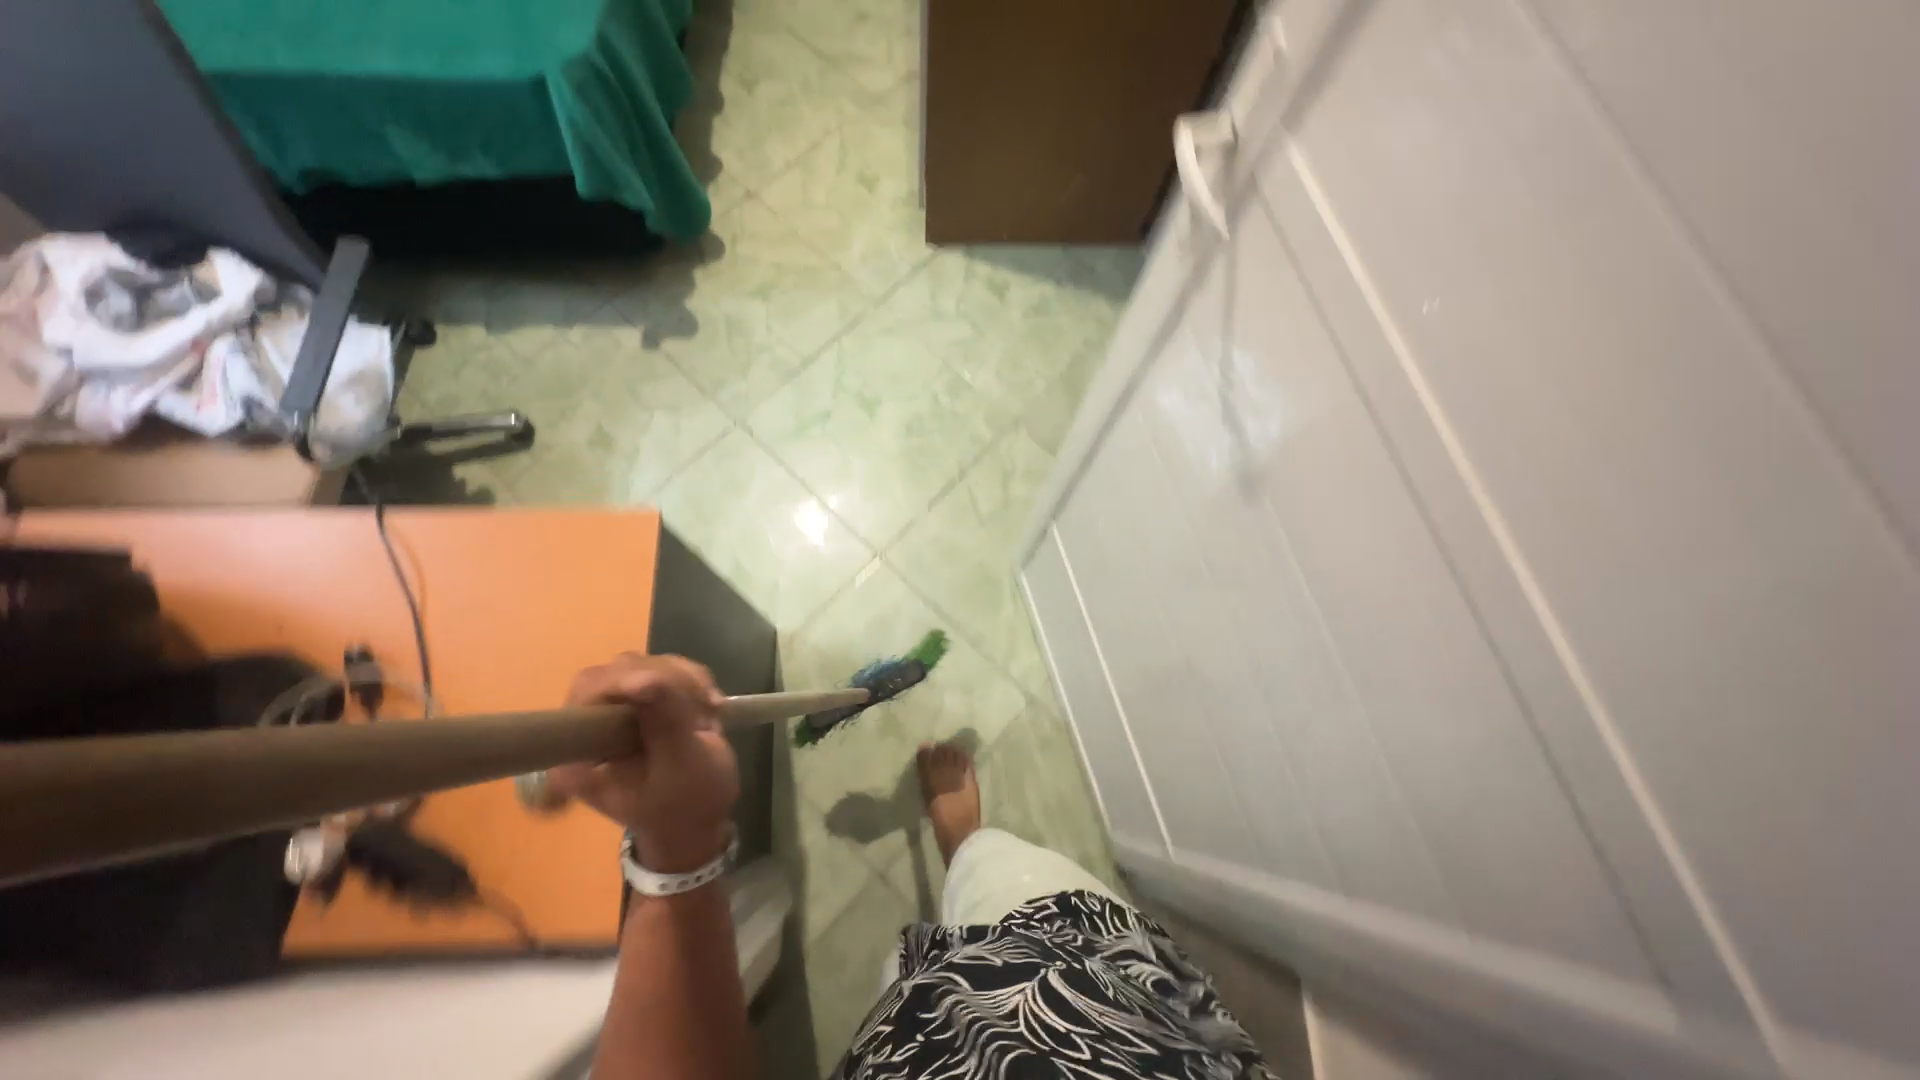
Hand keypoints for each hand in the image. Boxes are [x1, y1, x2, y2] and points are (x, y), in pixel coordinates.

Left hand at [547, 654, 738, 873]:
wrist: (701, 823)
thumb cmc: (688, 806)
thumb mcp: (682, 768)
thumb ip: (665, 722)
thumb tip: (646, 677)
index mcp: (578, 752)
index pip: (589, 691)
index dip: (622, 680)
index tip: (661, 687)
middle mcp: (587, 727)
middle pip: (617, 671)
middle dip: (667, 681)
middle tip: (703, 706)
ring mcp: (613, 711)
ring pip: (643, 665)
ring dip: (685, 682)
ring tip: (708, 713)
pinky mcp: (638, 701)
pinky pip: (663, 669)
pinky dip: (692, 680)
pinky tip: (709, 705)